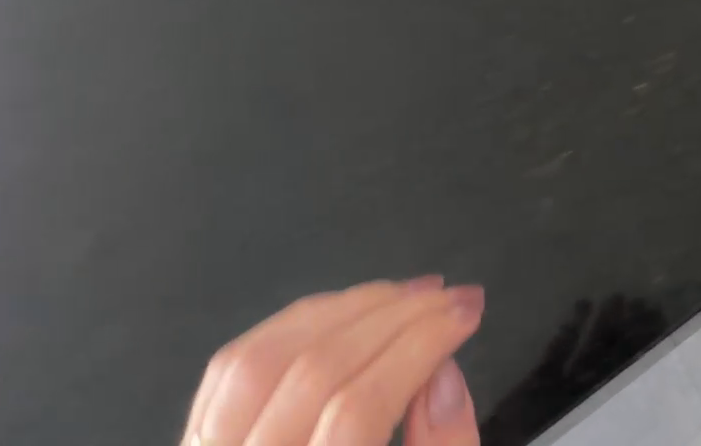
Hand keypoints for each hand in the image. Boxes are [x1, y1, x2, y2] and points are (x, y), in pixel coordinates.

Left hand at [182, 278, 483, 445]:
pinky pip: (229, 372)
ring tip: (409, 294)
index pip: (359, 407)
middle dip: (397, 314)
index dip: (422, 343)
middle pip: (314, 371)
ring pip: (263, 360)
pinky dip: (294, 324)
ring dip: (347, 308)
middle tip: (453, 293)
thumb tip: (444, 365)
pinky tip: (347, 311)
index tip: (471, 310)